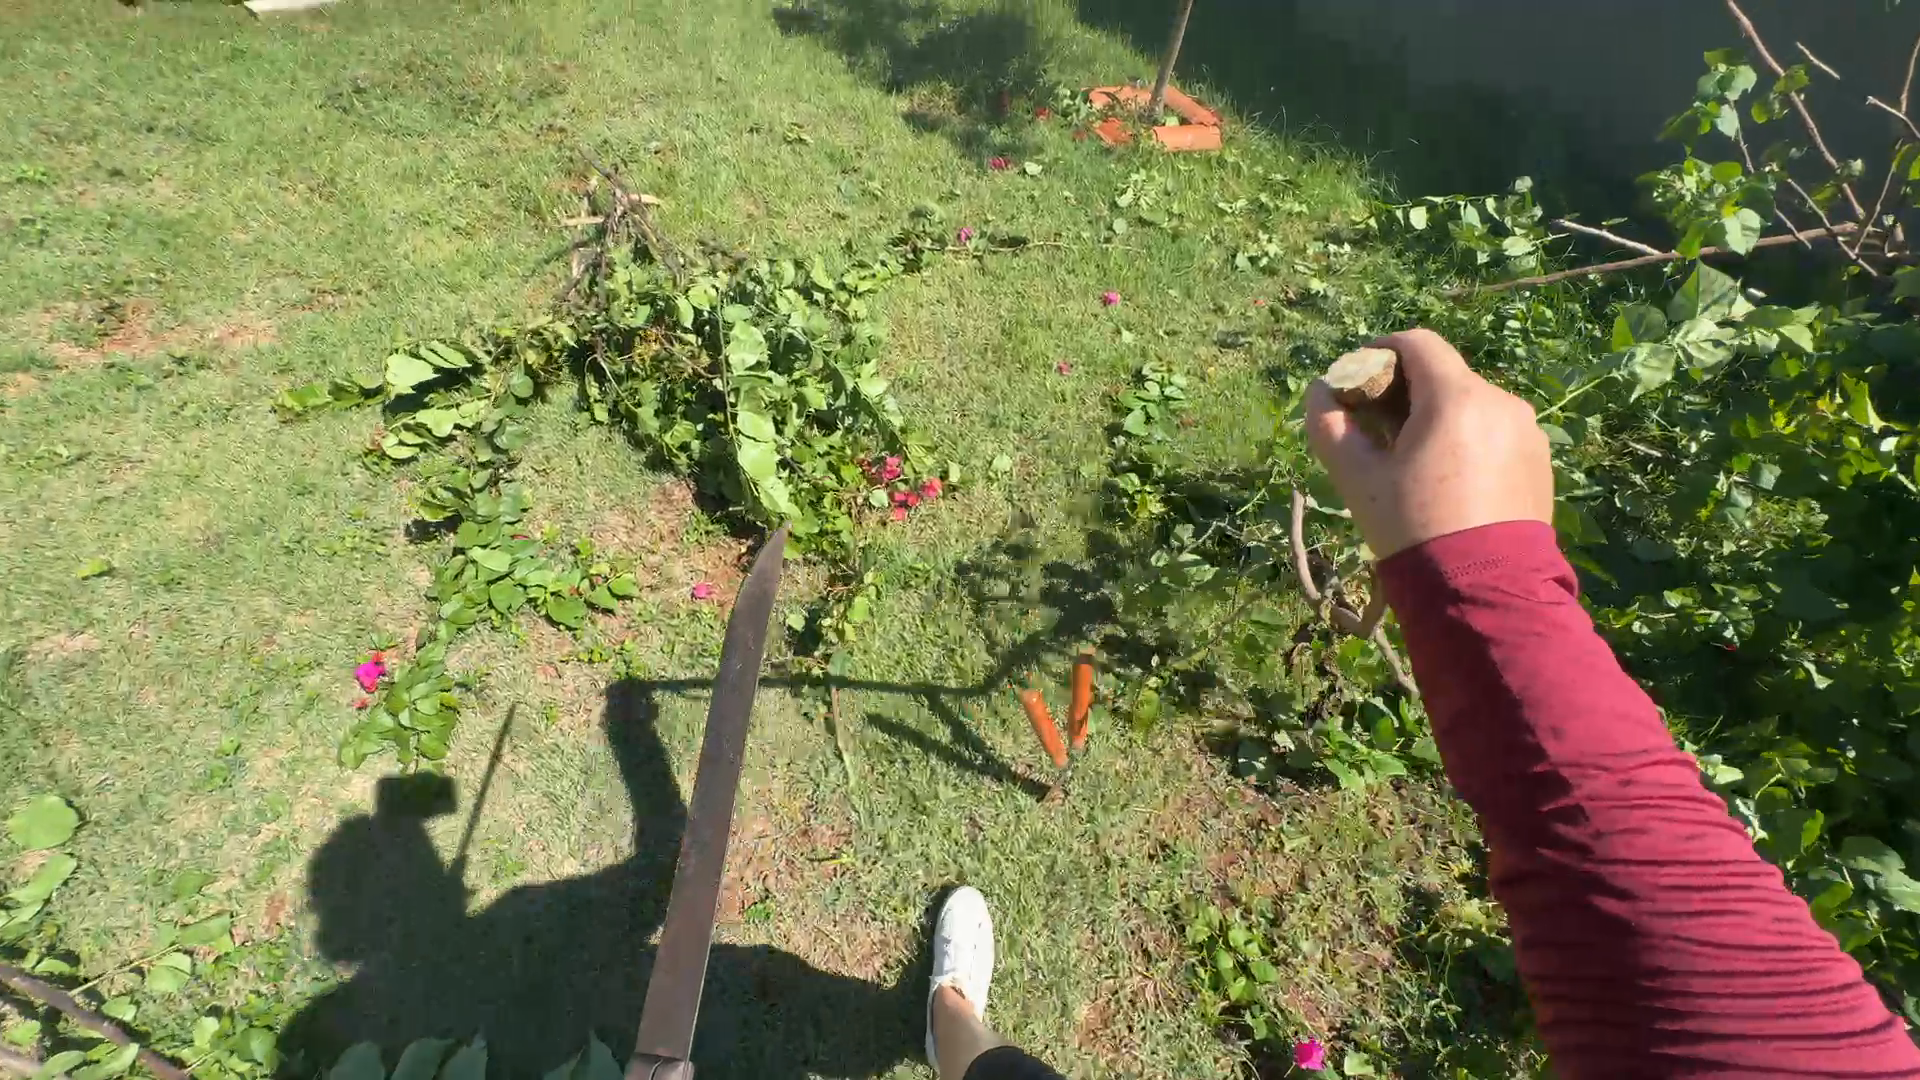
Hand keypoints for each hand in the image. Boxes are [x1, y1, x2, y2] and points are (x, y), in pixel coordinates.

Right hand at [1305, 328, 1552, 558]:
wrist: (1480, 585)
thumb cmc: (1408, 524)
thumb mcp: (1355, 476)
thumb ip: (1329, 424)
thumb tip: (1318, 390)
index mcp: (1455, 399)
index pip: (1417, 343)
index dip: (1380, 351)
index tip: (1357, 376)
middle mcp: (1500, 401)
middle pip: (1442, 374)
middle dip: (1403, 390)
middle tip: (1372, 426)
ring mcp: (1526, 430)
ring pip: (1468, 403)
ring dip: (1433, 415)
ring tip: (1407, 458)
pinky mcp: (1538, 458)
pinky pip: (1492, 430)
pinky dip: (1461, 437)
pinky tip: (1442, 477)